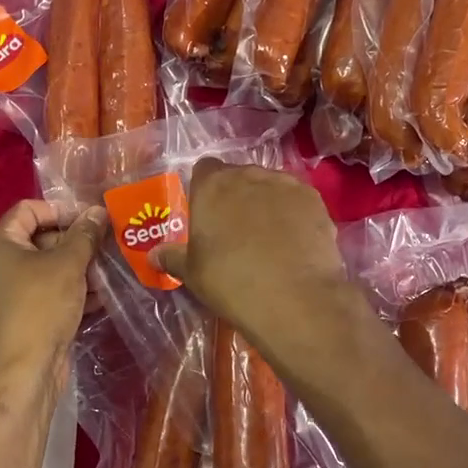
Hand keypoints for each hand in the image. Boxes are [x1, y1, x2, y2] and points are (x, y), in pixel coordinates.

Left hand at [0, 199, 107, 391]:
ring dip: (80, 267)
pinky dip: (74, 290)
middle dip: (76, 240)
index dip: (61, 209)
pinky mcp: (26, 316)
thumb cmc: (39, 307)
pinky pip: (52, 292)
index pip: (29, 209)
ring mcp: (12, 291)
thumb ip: (84, 235)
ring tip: (112, 268)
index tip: (92, 219)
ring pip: (50, 268)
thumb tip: (97, 211)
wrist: (21, 374)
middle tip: (108, 245)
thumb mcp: (67, 264)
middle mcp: (0, 263)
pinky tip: (104, 294)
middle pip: (41, 237)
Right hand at [150, 160, 360, 372]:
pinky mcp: (315, 200)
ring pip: (270, 186)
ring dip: (266, 202)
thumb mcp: (192, 273)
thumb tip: (152, 255)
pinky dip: (294, 214)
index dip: (204, 189)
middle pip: (239, 176)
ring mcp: (285, 185)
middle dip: (236, 196)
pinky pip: (298, 201)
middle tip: (236, 230)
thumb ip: (172, 258)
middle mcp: (248, 175)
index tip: (207, 214)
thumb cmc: (230, 281)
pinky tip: (294, 242)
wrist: (293, 297)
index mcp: (212, 185)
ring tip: (269, 237)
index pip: (204, 169)